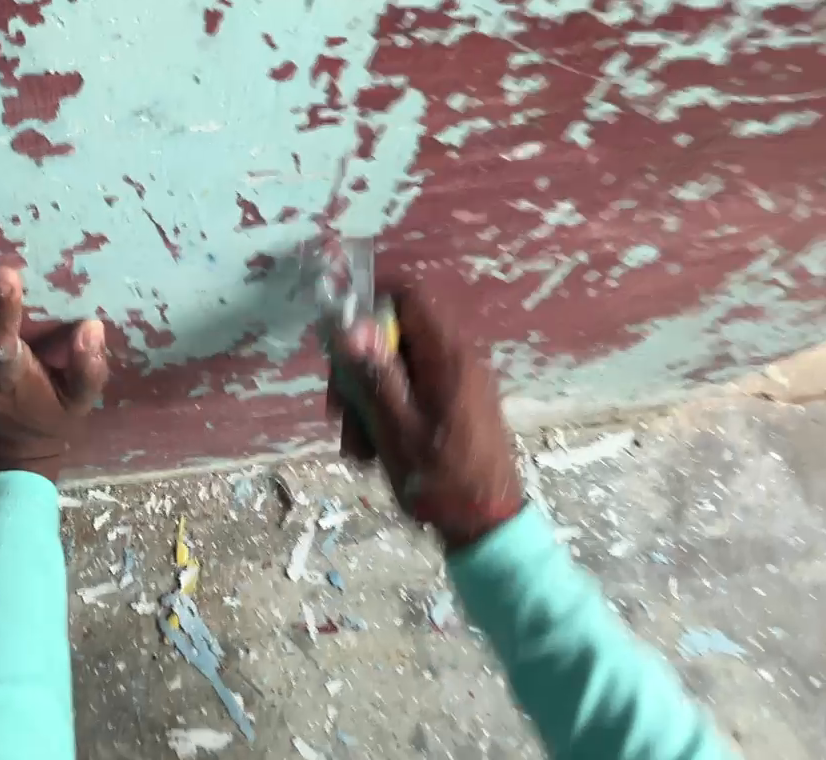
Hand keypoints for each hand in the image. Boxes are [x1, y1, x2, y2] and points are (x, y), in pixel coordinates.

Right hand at [328, 285, 525, 549]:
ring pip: (396, 366)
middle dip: (358, 367)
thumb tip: (349, 325)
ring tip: (356, 444)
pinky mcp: (453, 404)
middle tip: (338, 408)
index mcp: (447, 357)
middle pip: (393, 335)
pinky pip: (411, 389)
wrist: (489, 530)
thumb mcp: (396, 429)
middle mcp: (455, 359)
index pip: (408, 296)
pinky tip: (373, 448)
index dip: (368, 302)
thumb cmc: (441, 481)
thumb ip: (373, 374)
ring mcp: (456, 382)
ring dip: (367, 397)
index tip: (336, 332)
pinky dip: (386, 409)